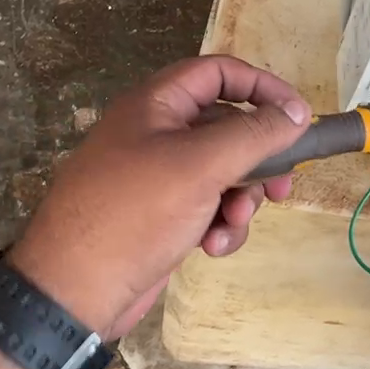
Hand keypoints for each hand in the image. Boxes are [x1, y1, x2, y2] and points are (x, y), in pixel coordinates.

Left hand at [6, 56, 310, 337]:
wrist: (70, 295)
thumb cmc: (134, 215)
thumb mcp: (201, 166)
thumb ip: (255, 133)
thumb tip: (298, 114)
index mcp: (156, 104)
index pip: (220, 73)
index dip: (263, 87)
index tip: (299, 118)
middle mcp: (157, 132)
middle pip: (229, 127)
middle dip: (258, 159)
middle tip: (282, 186)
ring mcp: (158, 176)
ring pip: (225, 170)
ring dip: (240, 199)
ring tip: (232, 224)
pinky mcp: (162, 214)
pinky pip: (208, 204)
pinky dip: (219, 223)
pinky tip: (212, 247)